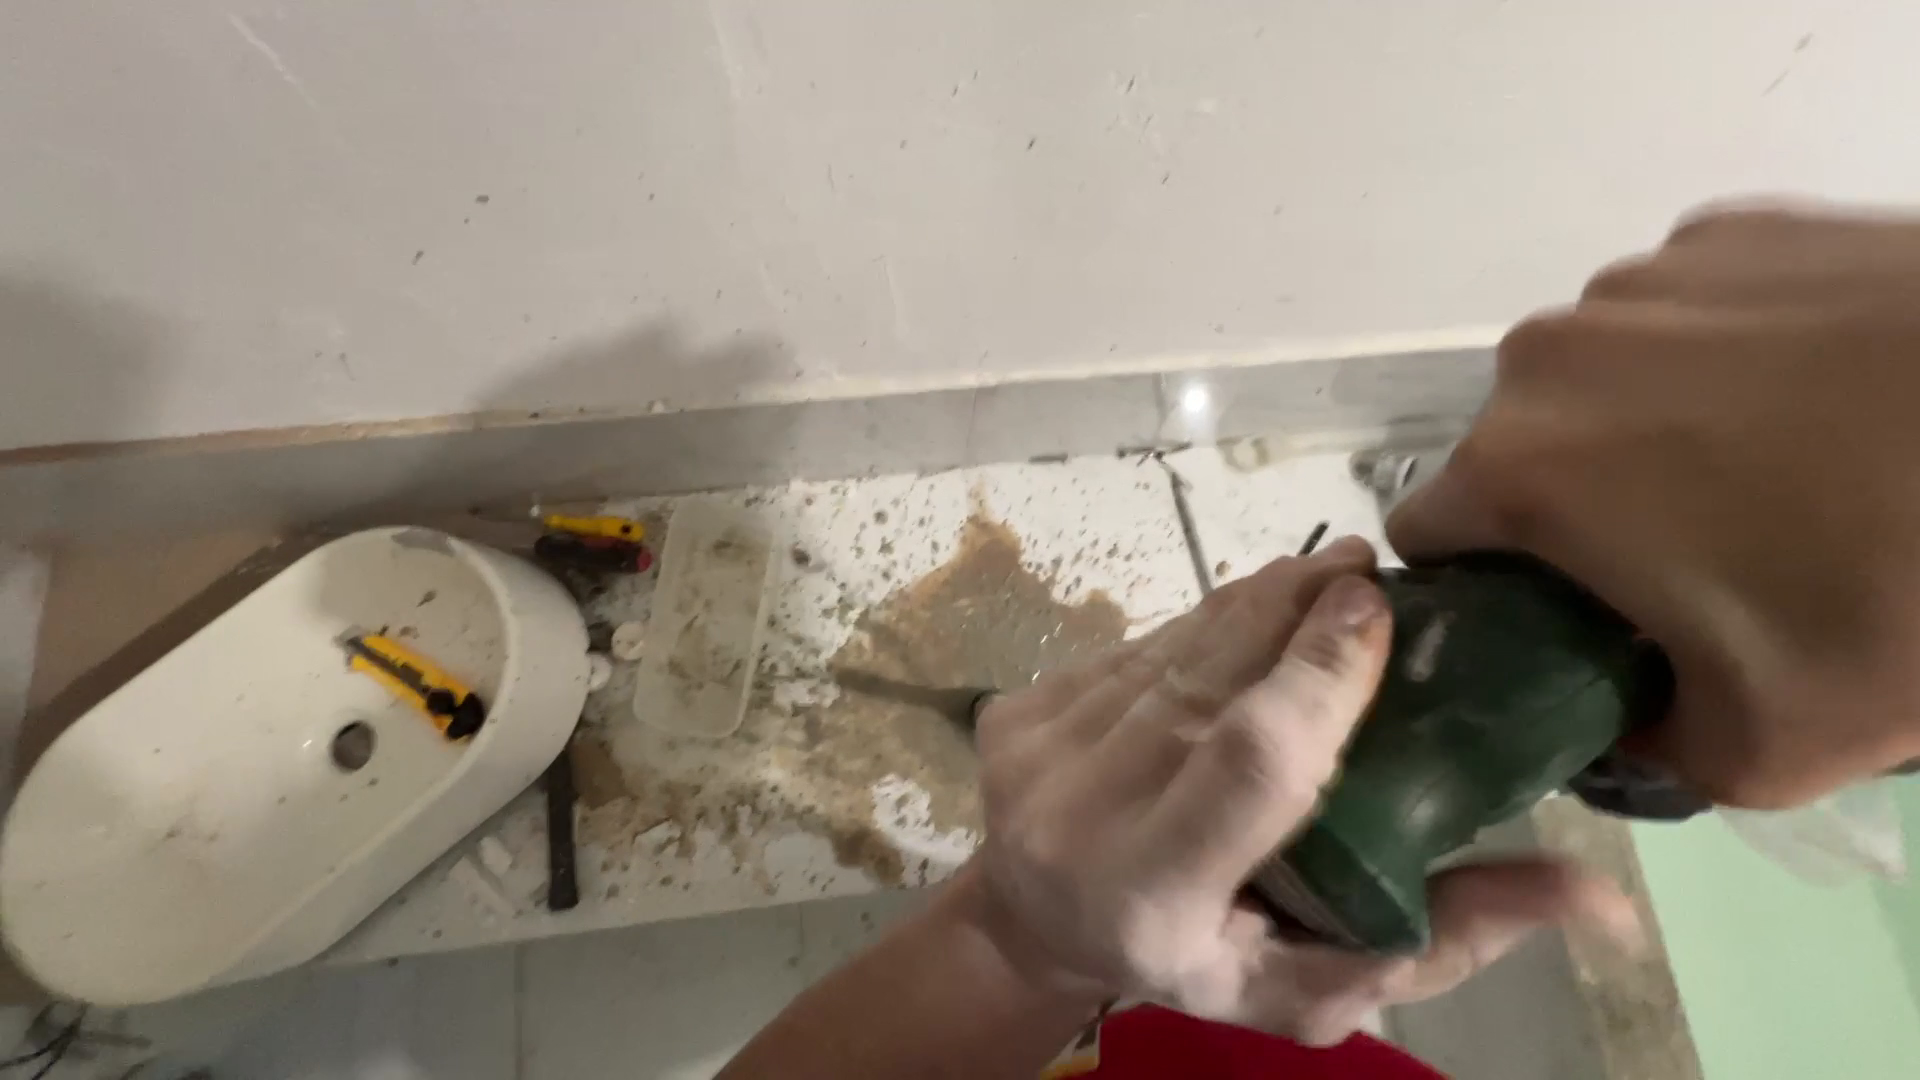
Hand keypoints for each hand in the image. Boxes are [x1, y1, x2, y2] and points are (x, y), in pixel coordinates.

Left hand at [952, 539, 1634, 1045]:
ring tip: (1309, 573)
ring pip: (1165, 653)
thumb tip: (1590, 894)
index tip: (1373, 608)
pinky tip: (1235, 614)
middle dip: (1285, 611)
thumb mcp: (1299, 986)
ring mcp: (1038, 747)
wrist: (1028, 915)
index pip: (1249, 760)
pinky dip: (1190, 629)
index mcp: (1153, 890)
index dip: (1317, 676)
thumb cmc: (1176, 962)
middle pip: (1202, 680)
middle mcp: (1082, 806)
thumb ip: (1430, 944)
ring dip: (1243, 605)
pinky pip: (1127, 653)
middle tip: (1357, 564)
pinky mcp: (1016, 709)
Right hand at [1389, 204, 1919, 808]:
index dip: (1477, 578)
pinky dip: (1703, 347)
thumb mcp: (1769, 742)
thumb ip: (1644, 750)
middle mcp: (1536, 362)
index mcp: (1510, 469)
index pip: (1424, 533)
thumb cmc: (1912, 585)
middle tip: (1681, 540)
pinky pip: (1666, 311)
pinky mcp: (1727, 229)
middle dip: (1558, 498)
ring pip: (1578, 379)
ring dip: (1625, 419)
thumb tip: (1616, 730)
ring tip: (1761, 450)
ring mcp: (1632, 285)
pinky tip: (1806, 378)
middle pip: (1503, 453)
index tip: (1557, 602)